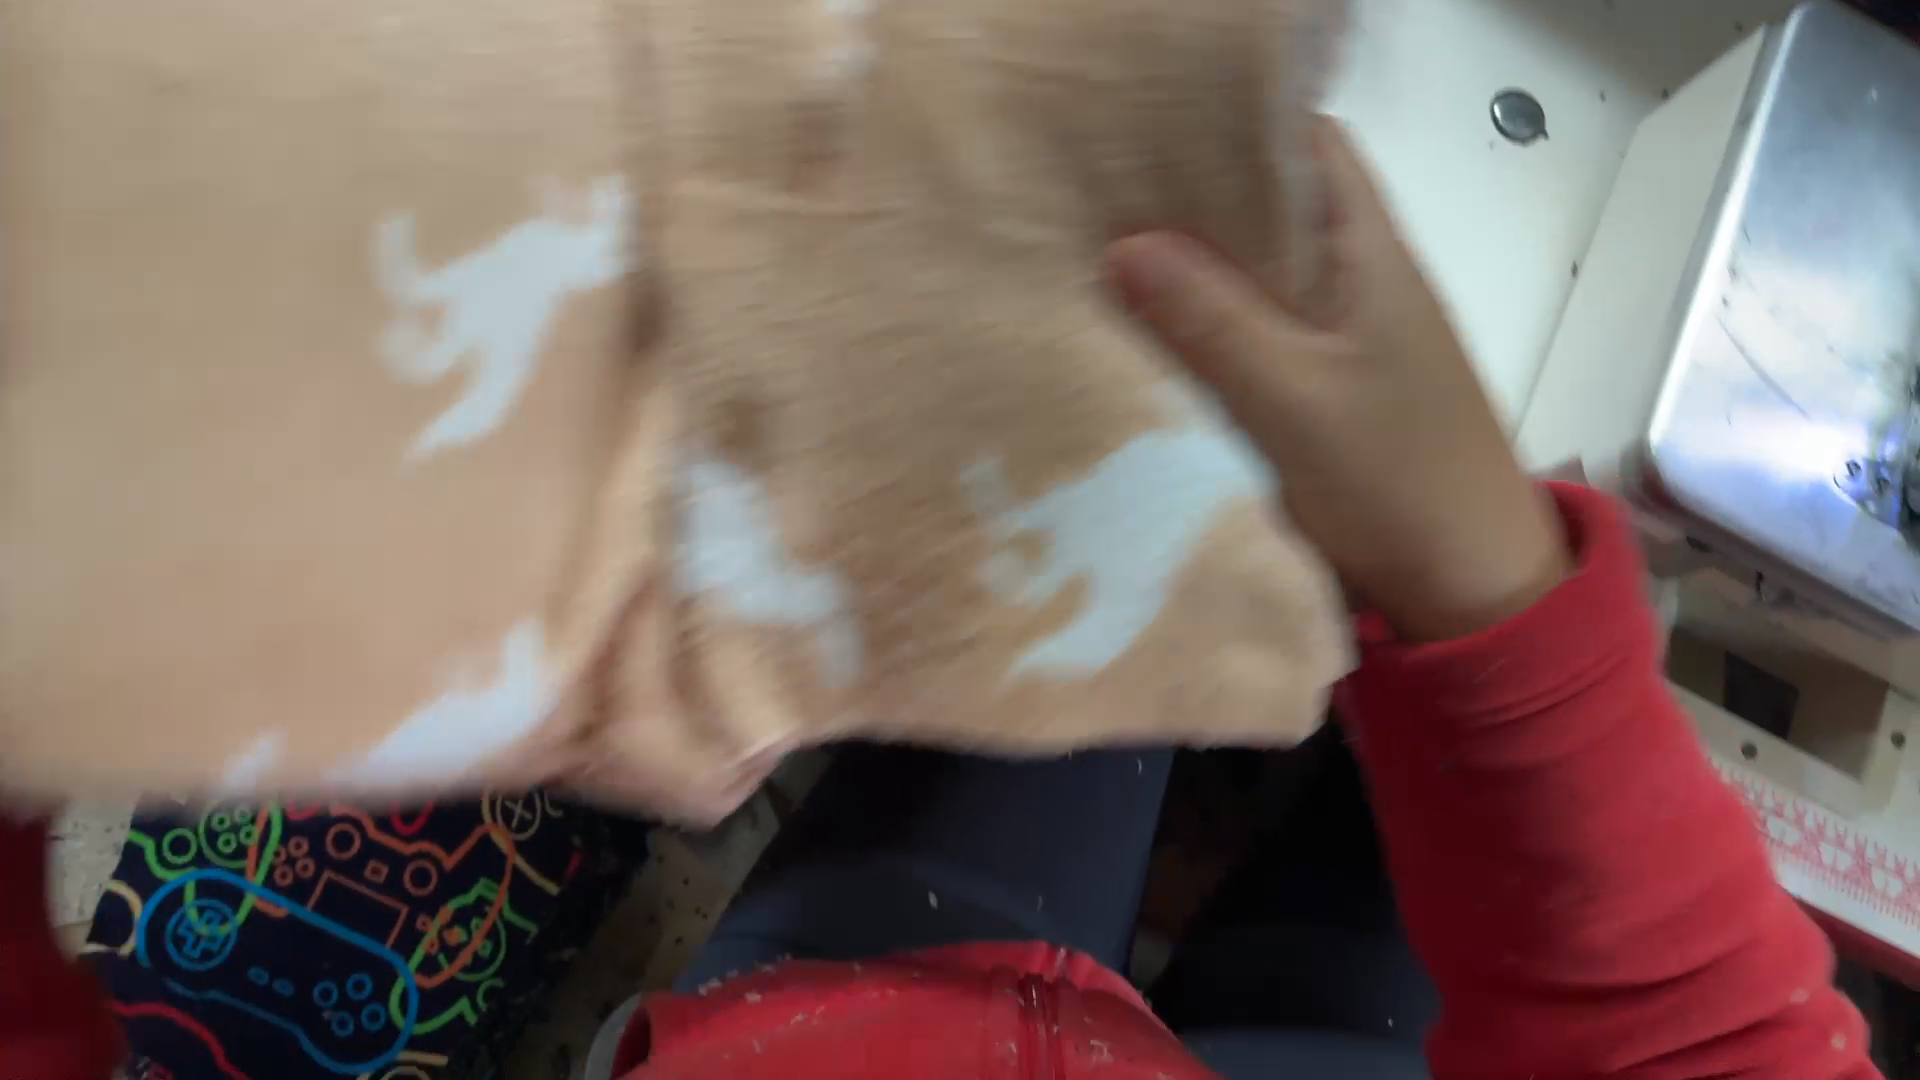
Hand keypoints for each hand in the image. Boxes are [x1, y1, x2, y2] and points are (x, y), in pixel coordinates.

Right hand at [1105, 119, 1566, 641]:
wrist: (1458, 578)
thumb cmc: (1393, 475)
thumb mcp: (1296, 396)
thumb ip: (1213, 321)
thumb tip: (1122, 247)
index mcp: (1366, 251)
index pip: (1304, 145)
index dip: (1233, 128)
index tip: (1147, 137)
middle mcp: (1348, 280)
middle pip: (1266, 211)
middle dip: (1188, 203)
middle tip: (1098, 203)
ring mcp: (1329, 338)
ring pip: (1249, 279)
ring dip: (1186, 273)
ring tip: (1100, 261)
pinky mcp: (1310, 389)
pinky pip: (1244, 339)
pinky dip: (1197, 332)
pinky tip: (1144, 340)